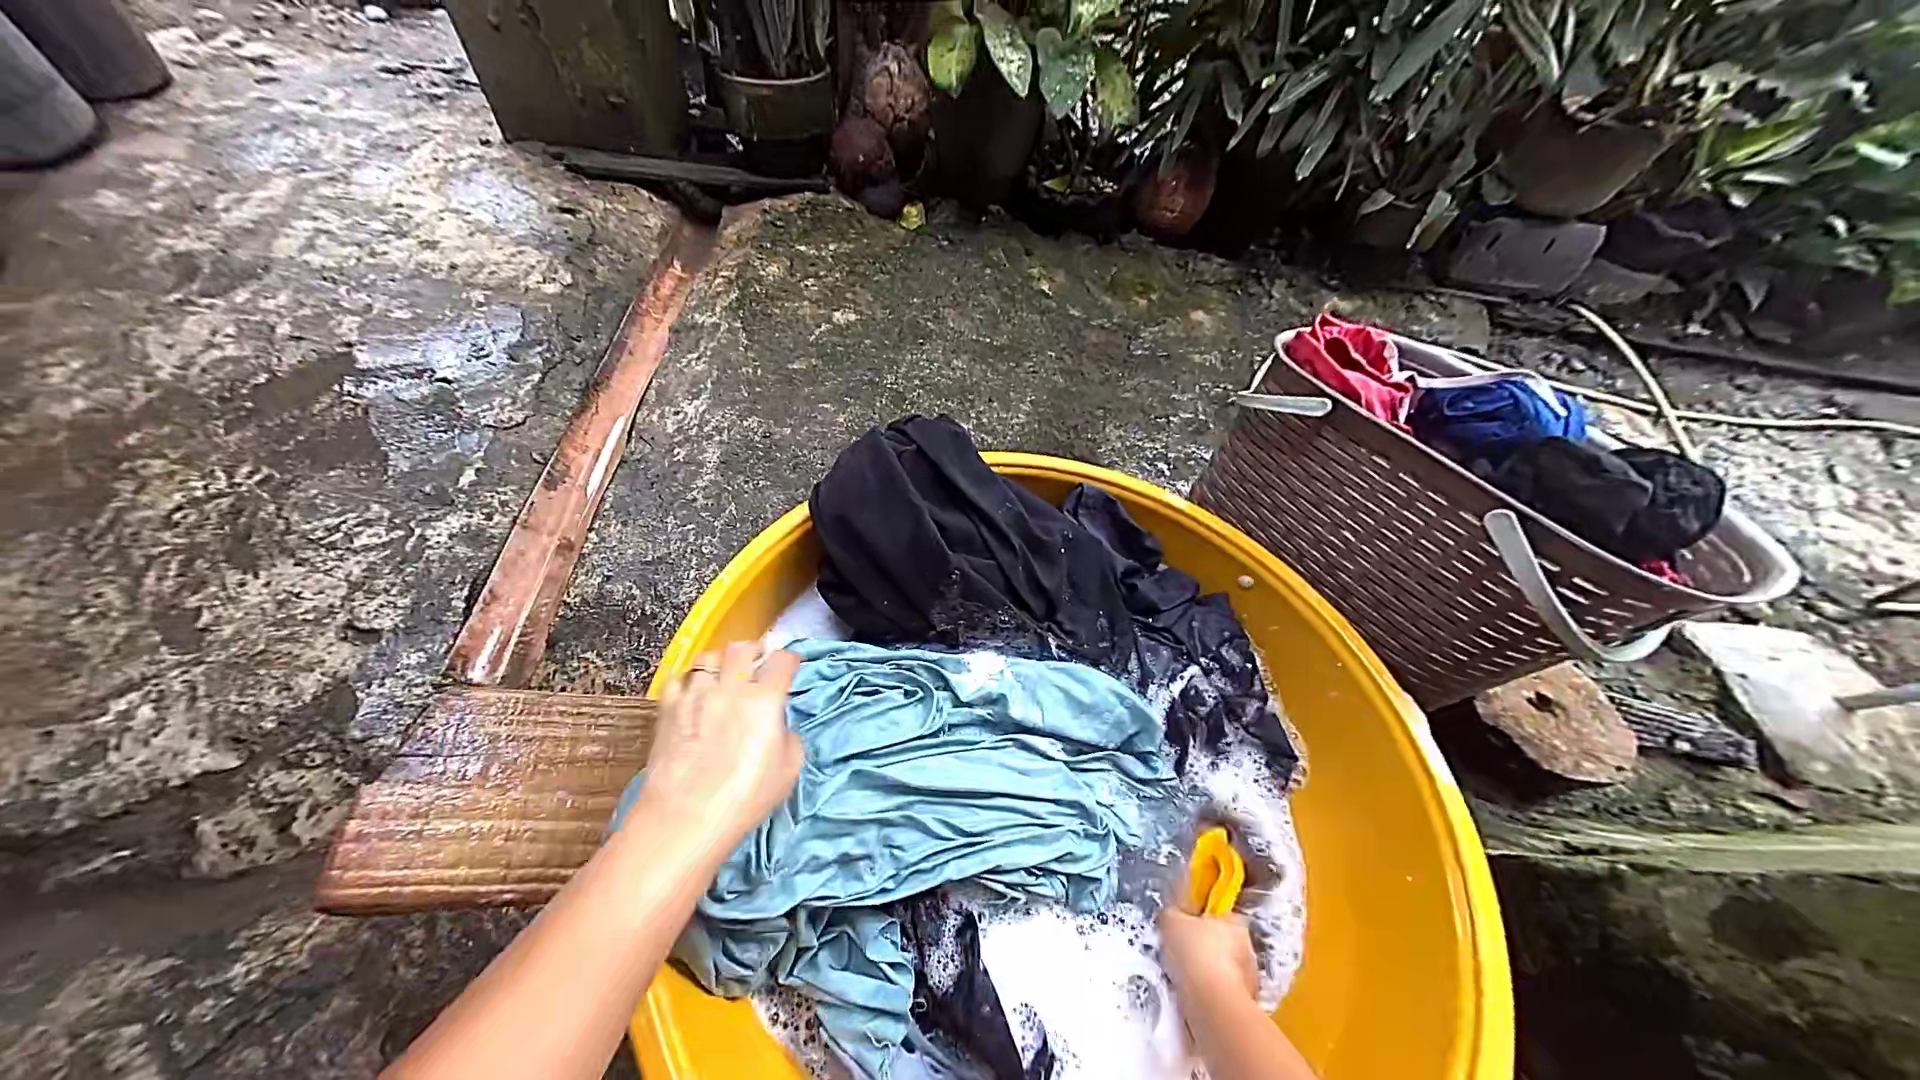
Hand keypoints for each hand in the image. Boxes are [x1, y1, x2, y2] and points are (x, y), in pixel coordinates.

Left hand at [637, 641, 803, 855]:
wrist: (684, 818)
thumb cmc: (743, 799)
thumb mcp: (789, 768)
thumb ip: (788, 734)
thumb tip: (777, 724)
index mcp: (765, 700)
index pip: (782, 660)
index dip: (789, 659)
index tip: (789, 665)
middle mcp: (730, 690)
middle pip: (742, 648)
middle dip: (753, 651)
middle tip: (757, 663)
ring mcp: (695, 696)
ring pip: (708, 657)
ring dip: (720, 663)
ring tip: (724, 675)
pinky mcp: (668, 709)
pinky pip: (679, 678)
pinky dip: (690, 681)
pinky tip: (695, 694)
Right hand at [1158, 906, 1257, 1004]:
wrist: (1210, 1002)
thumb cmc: (1194, 952)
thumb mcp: (1171, 921)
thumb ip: (1172, 914)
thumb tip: (1171, 914)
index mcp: (1236, 925)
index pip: (1222, 918)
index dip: (1202, 922)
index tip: (1185, 930)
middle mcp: (1249, 951)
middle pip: (1224, 945)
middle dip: (1206, 950)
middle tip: (1184, 955)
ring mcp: (1250, 982)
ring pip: (1225, 972)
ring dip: (1209, 975)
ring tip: (1185, 979)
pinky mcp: (1244, 1007)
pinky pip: (1223, 995)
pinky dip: (1210, 995)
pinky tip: (1194, 997)